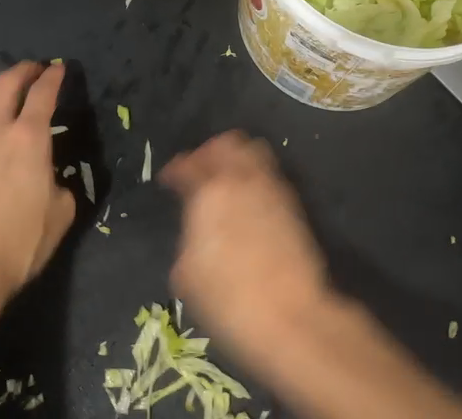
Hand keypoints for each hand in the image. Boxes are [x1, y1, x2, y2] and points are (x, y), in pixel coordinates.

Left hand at [0, 62, 76, 317]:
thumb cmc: (20, 242)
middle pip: (6, 83)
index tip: (61, 68)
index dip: (54, 76)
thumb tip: (58, 179)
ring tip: (7, 87)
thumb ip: (64, 186)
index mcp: (29, 138)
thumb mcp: (61, 215)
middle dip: (24, 70)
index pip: (43, 93)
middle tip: (37, 69)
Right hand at [160, 131, 331, 346]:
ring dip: (237, 157)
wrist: (290, 316)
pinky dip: (257, 176)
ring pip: (253, 151)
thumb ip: (188, 240)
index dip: (174, 170)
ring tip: (228, 177)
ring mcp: (271, 189)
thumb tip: (196, 236)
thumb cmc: (229, 300)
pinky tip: (251, 199)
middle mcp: (240, 181)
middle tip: (200, 171)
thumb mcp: (188, 274)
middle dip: (208, 153)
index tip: (168, 180)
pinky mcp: (293, 205)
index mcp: (208, 194)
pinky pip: (271, 174)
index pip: (187, 165)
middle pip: (225, 144)